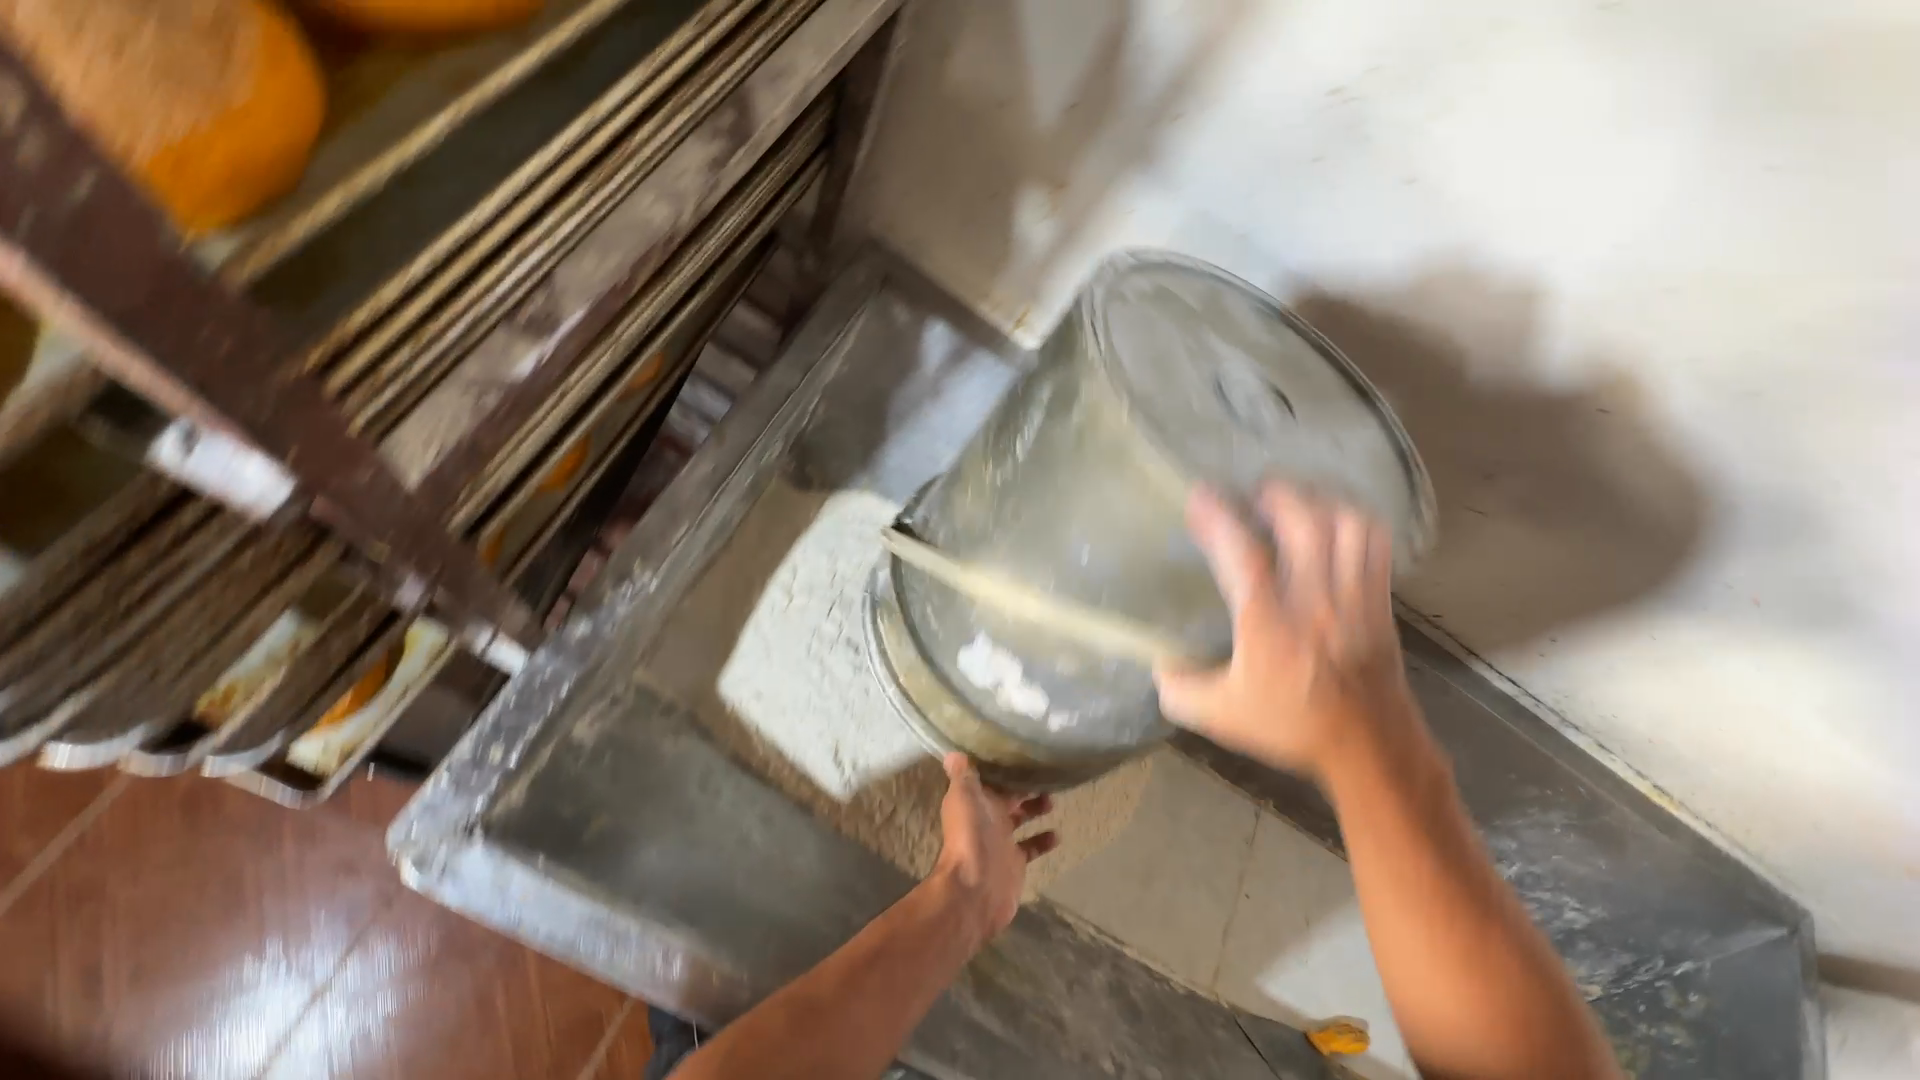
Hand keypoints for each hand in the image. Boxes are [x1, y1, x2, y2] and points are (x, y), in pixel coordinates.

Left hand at [931, 753, 1056, 938]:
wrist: (975, 887)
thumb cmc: (969, 835)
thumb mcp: (964, 796)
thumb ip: (963, 775)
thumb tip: (953, 752)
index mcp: (976, 800)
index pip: (991, 778)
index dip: (1005, 767)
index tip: (1023, 753)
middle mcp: (988, 817)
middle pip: (1008, 797)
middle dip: (1024, 787)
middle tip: (1046, 775)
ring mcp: (1002, 841)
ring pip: (1021, 819)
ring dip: (1035, 809)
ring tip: (1052, 801)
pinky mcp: (1015, 862)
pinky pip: (1032, 847)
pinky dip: (1043, 840)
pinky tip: (1056, 835)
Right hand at [1155, 483, 1412, 776]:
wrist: (1370, 746)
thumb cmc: (1291, 726)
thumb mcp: (1220, 717)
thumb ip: (1181, 691)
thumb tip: (1160, 663)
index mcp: (1270, 625)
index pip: (1243, 555)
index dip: (1219, 519)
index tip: (1199, 496)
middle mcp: (1314, 600)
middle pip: (1304, 522)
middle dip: (1275, 495)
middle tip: (1252, 495)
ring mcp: (1353, 596)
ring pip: (1345, 524)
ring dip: (1317, 502)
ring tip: (1293, 503)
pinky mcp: (1379, 599)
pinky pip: (1374, 542)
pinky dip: (1353, 519)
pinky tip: (1332, 522)